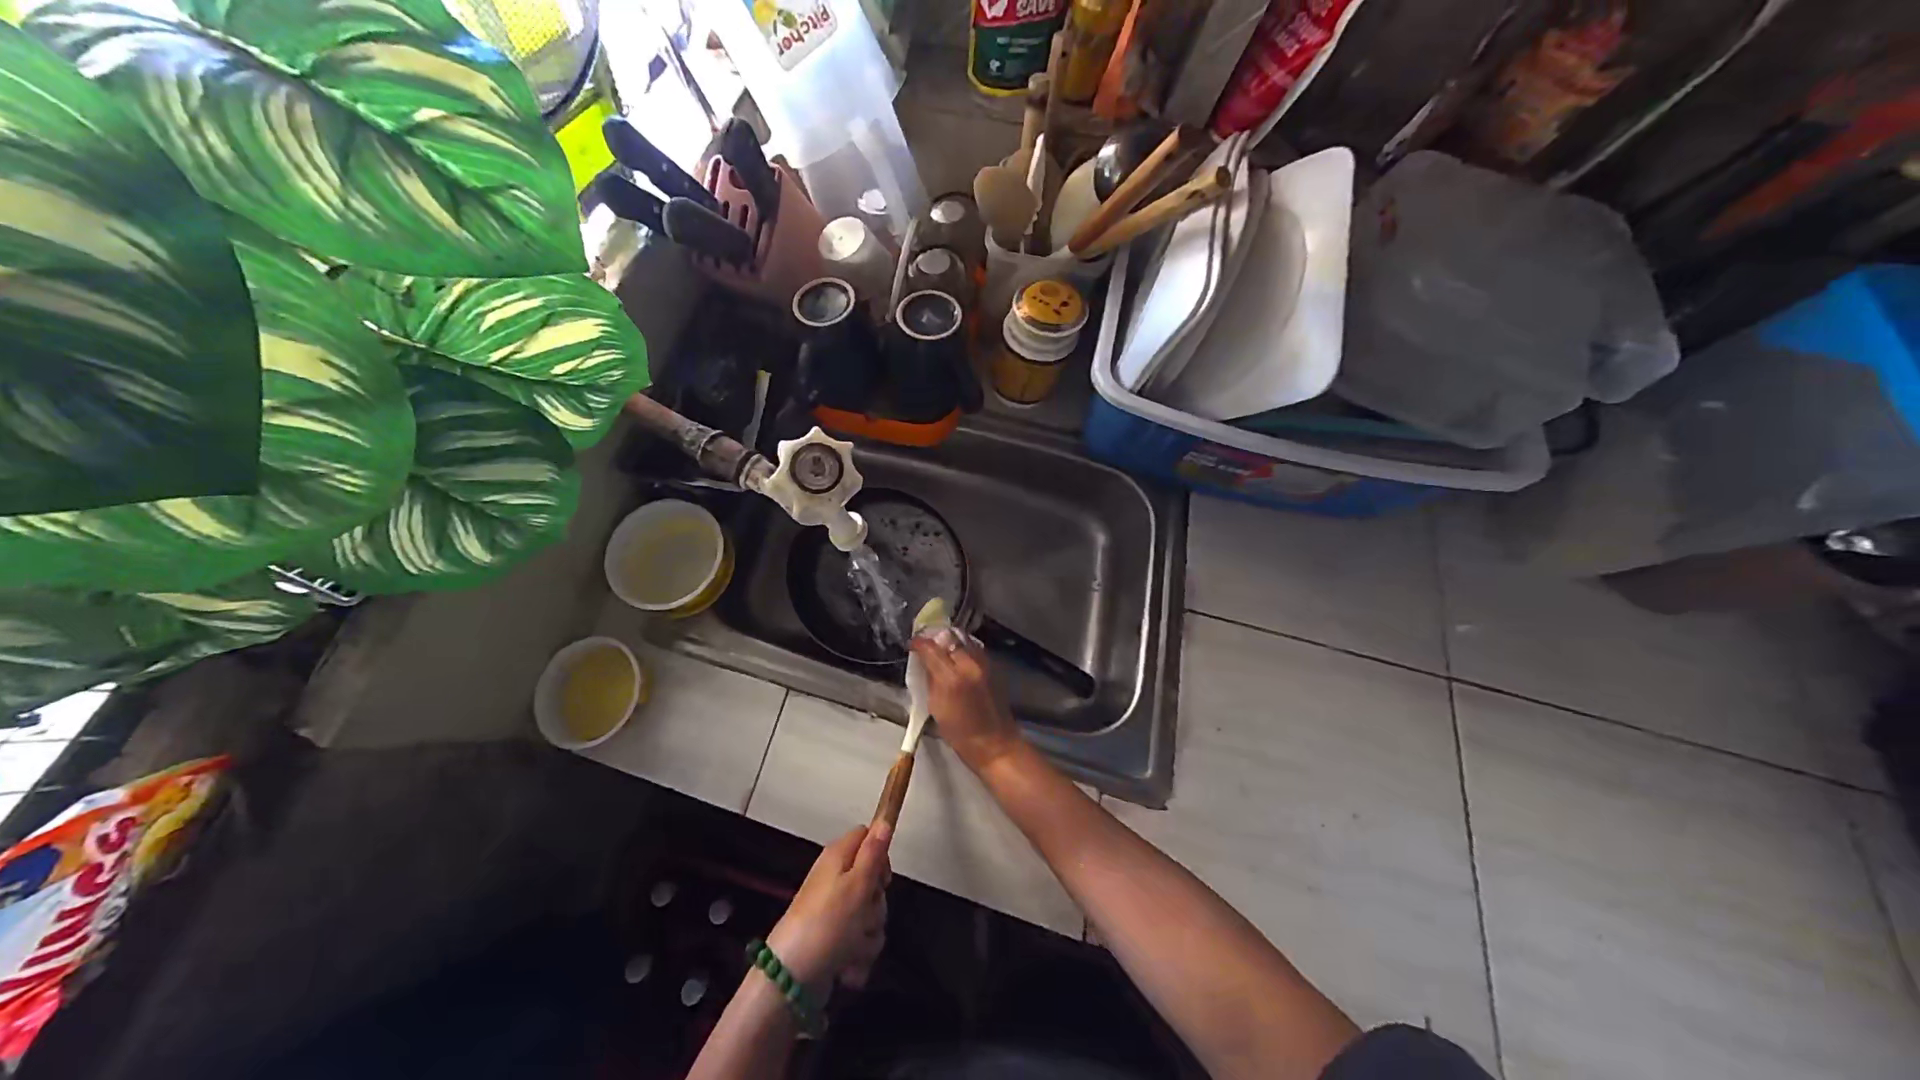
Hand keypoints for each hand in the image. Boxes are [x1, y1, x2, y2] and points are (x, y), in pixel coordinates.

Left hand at [766, 824, 890, 994]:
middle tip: (863, 914)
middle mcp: (836, 881)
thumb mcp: (857, 884)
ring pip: (871, 915)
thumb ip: (874, 853)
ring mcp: (834, 913)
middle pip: (874, 881)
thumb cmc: (828, 923)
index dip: (880, 856)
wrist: (792, 979)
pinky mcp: (834, 940)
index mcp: (838, 858)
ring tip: (852, 947)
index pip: (868, 838)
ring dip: (868, 935)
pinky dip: (858, 956)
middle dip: (876, 905)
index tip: (882, 878)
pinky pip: (860, 942)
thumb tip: (884, 820)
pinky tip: (847, 969)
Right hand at [910, 629, 1020, 771]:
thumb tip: (925, 662)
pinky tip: (956, 658)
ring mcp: (984, 663)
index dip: (919, 643)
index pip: (931, 648)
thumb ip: (930, 680)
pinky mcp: (993, 667)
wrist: (995, 743)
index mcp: (951, 678)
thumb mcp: (936, 707)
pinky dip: (963, 648)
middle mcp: (969, 664)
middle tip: (926, 645)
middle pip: (949, 637)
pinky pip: (974, 648)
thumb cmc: (960, 733)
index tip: (911, 645)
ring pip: (964, 639)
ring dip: (950, 641)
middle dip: (935, 638)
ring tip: (940, 649)